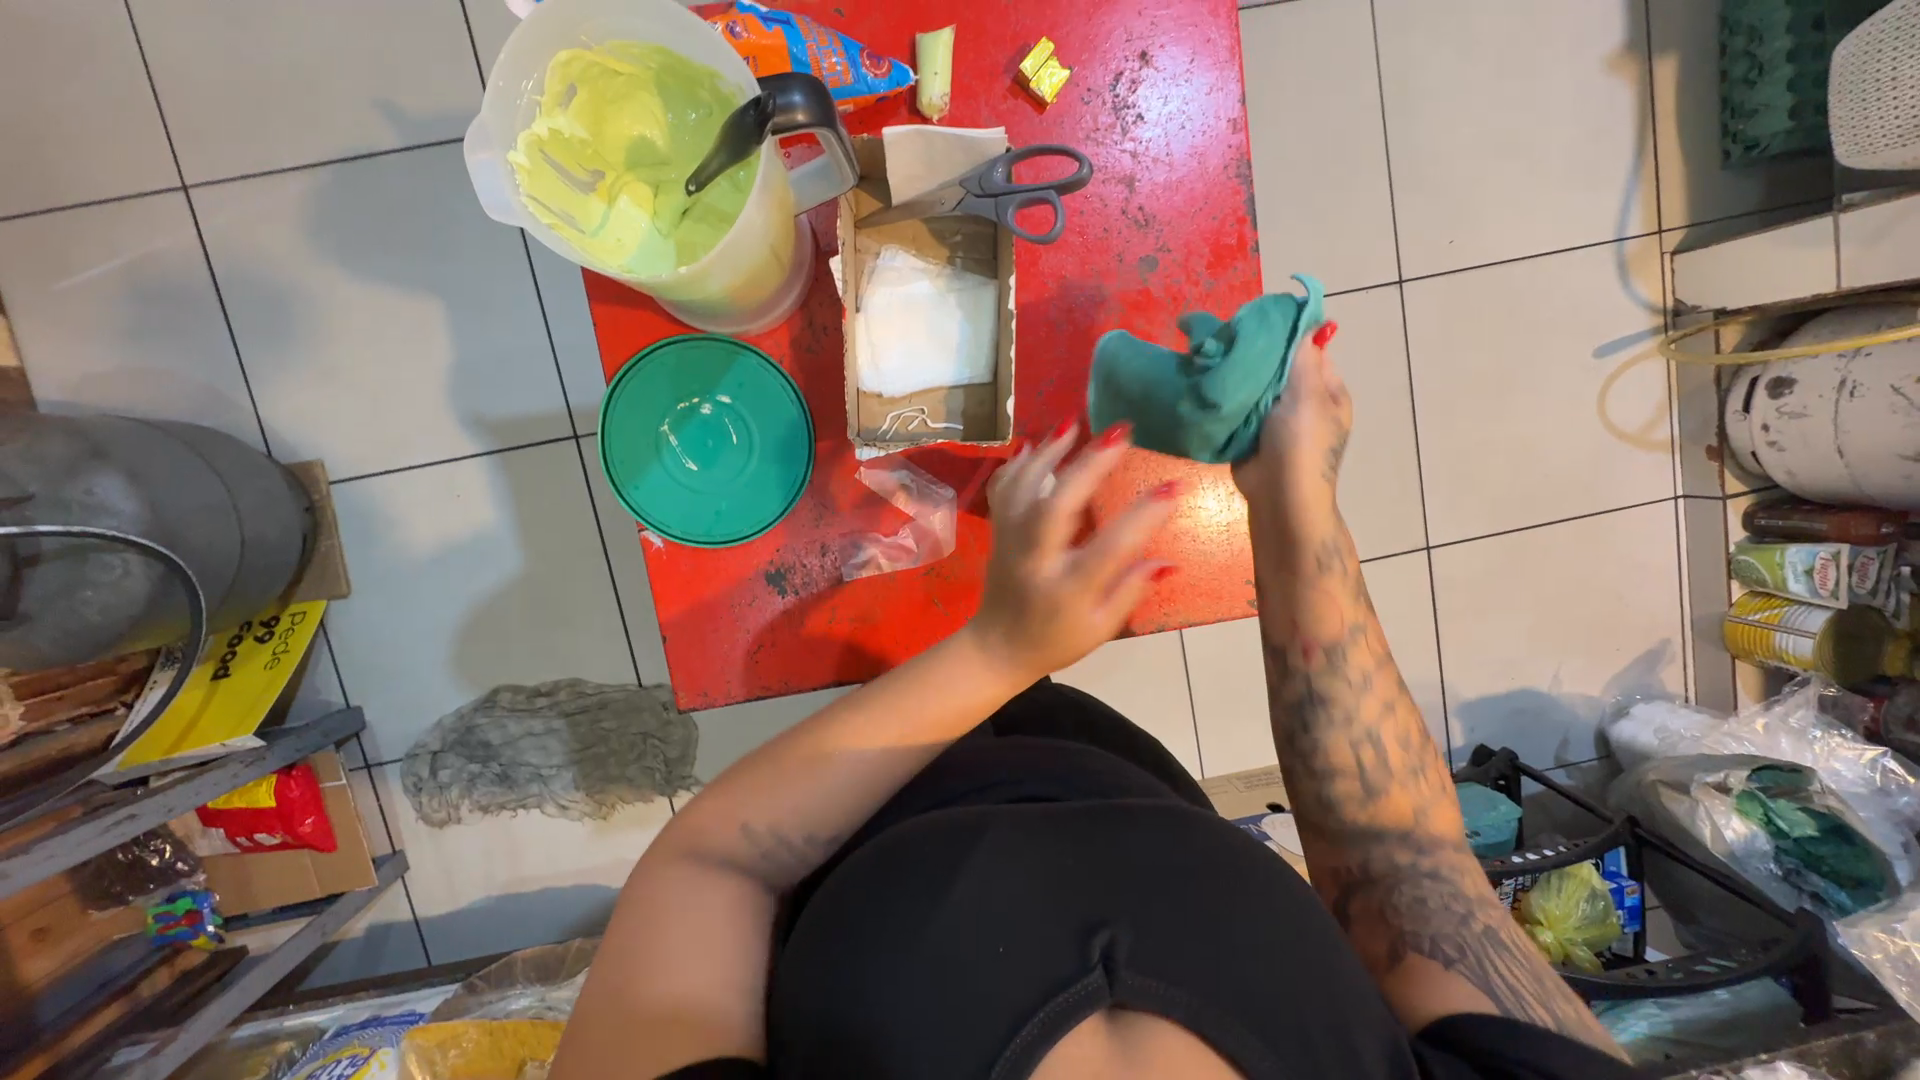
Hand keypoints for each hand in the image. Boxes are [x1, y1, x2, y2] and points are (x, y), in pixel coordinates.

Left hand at [964, 422, 1177, 682]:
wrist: (997, 648)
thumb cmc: (1057, 640)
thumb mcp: (1101, 628)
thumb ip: (1130, 591)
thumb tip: (1169, 561)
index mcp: (1067, 589)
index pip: (1110, 549)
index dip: (1143, 518)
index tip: (1173, 487)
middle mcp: (1035, 560)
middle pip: (1056, 507)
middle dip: (1087, 467)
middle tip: (1119, 434)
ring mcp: (1010, 543)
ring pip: (1023, 492)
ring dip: (1048, 454)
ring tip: (1074, 425)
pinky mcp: (997, 533)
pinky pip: (1003, 492)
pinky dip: (1017, 465)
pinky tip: (1035, 443)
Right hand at [1231, 322, 1351, 518]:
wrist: (1279, 498)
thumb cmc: (1300, 446)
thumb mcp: (1308, 397)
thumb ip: (1304, 359)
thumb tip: (1313, 321)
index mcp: (1327, 391)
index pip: (1308, 350)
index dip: (1285, 335)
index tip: (1254, 323)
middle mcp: (1303, 402)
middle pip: (1278, 367)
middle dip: (1255, 356)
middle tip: (1225, 342)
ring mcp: (1275, 419)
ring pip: (1255, 387)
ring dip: (1237, 378)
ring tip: (1212, 360)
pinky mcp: (1250, 433)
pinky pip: (1238, 408)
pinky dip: (1226, 400)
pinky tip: (1210, 387)